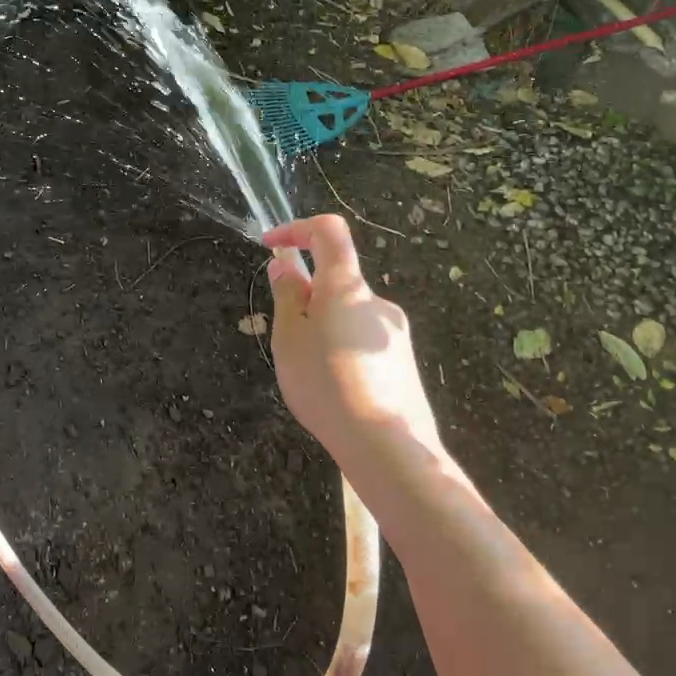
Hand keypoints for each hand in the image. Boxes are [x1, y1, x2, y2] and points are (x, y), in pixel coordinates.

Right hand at [264, 215, 440, 464]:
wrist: (387, 446)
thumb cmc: (326, 385)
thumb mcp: (289, 338)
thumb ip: (287, 297)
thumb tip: (286, 267)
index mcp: (346, 287)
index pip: (328, 232)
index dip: (297, 228)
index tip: (271, 246)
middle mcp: (377, 302)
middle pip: (336, 280)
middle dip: (306, 295)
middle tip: (285, 335)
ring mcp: (394, 333)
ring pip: (348, 314)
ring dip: (324, 326)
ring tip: (308, 370)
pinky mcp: (403, 361)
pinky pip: (362, 340)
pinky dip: (341, 348)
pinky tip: (334, 387)